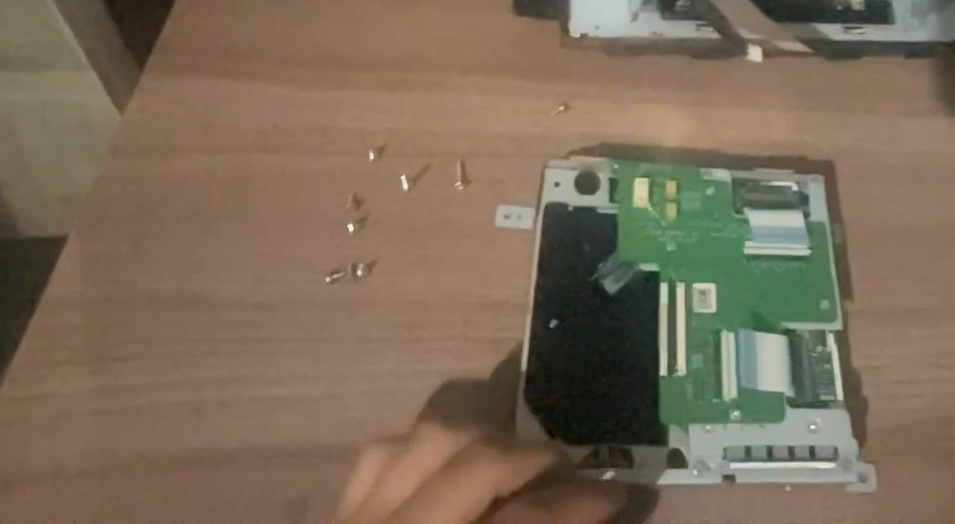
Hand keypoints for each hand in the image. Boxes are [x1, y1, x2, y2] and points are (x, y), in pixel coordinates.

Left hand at [336, 421, 629, 523]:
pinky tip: (451, 467)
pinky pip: (381, 455)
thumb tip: (570, 518)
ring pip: (429, 439)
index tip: (619, 493)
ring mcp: (355, 523)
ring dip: (487, 440)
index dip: (576, 505)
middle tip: (577, 473)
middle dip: (538, 460)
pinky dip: (424, 451)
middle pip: (476, 465)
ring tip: (520, 461)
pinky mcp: (335, 520)